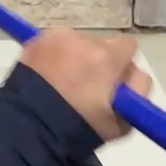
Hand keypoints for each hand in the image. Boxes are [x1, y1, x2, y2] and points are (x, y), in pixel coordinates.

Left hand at [19, 28, 152, 141]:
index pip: (128, 48)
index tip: (113, 85)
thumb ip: (137, 94)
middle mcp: (82, 39)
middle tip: (86, 88)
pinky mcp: (35, 40)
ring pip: (77, 43)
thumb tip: (133, 77)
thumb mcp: (122, 122)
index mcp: (106, 56)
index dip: (123, 67)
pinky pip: (55, 44)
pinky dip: (55, 56)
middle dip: (98, 62)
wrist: (27, 128)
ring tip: (62, 84)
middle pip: (100, 45)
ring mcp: (55, 37)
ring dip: (76, 57)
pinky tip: (48, 76)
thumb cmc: (77, 128)